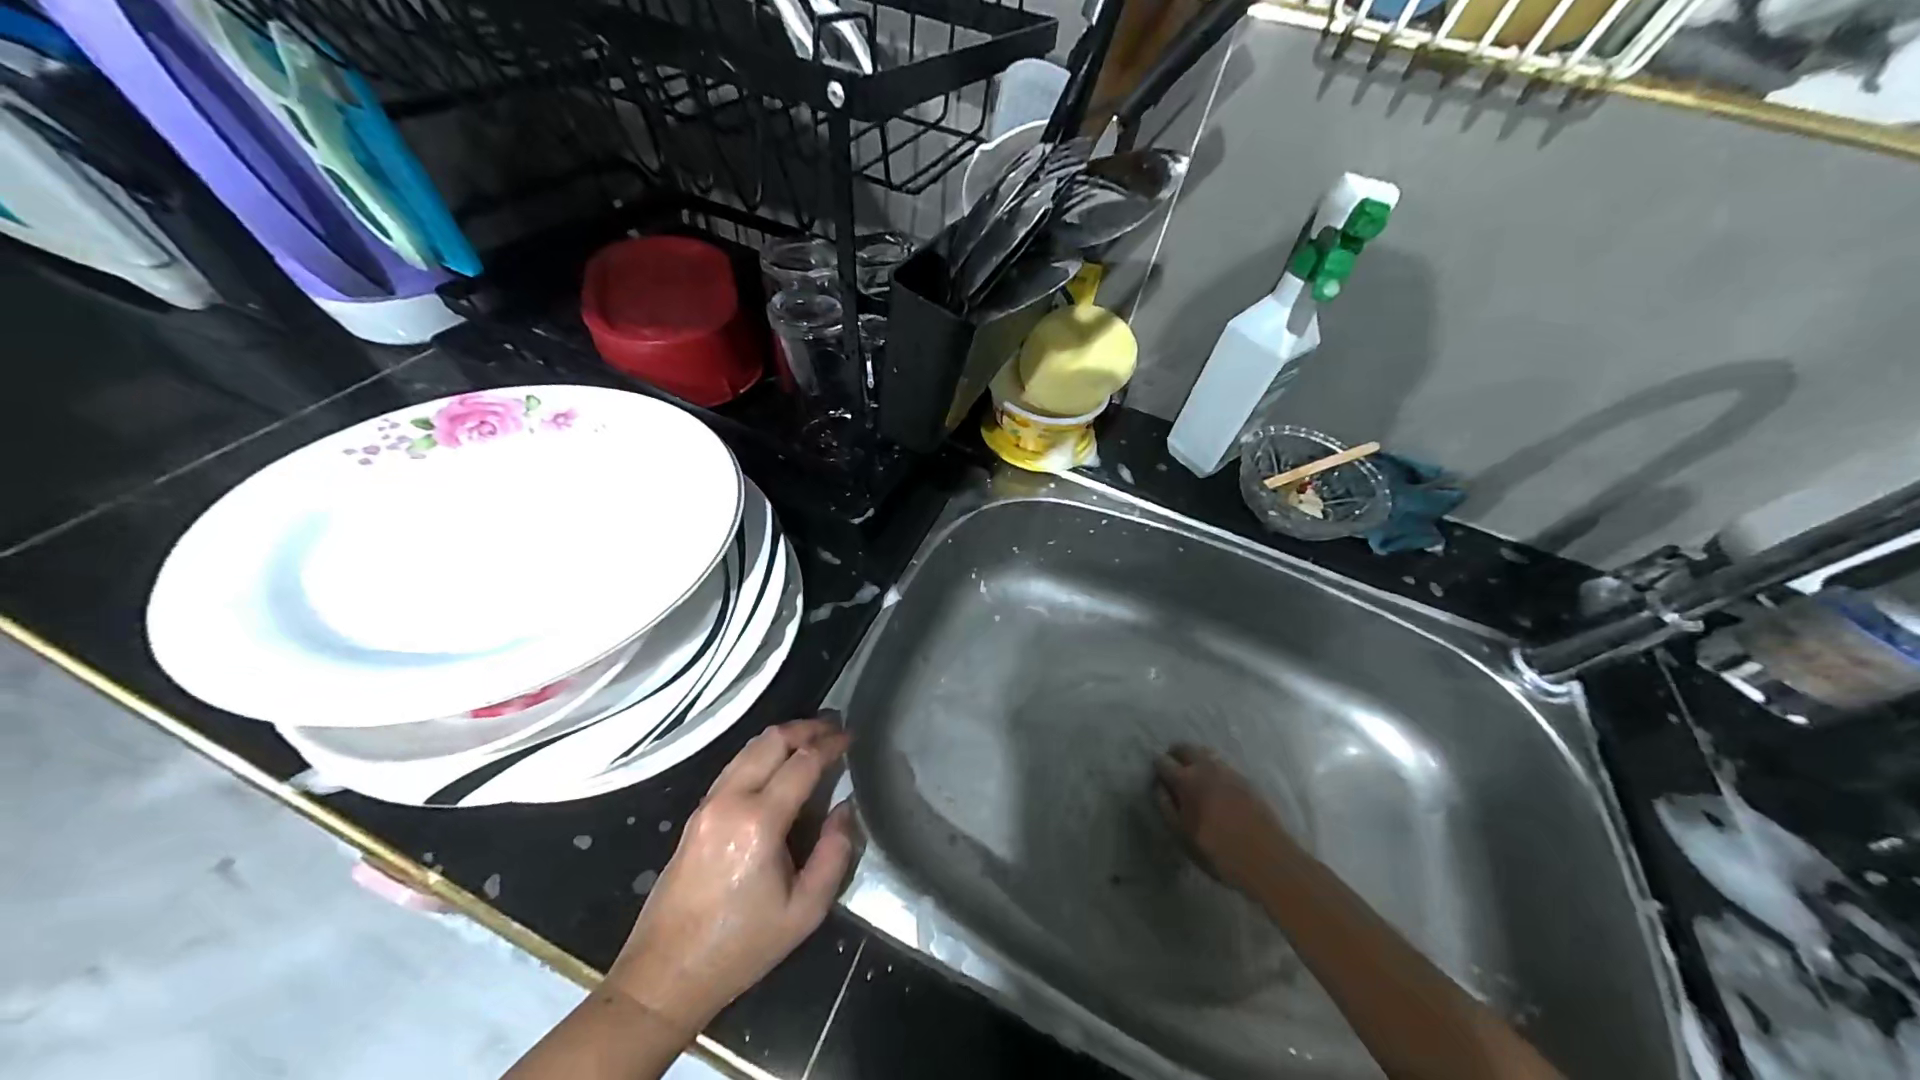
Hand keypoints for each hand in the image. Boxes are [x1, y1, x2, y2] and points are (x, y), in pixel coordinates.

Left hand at [606, 718, 857, 1033]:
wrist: (666, 974)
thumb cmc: (742, 947)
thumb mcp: (806, 911)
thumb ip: (835, 853)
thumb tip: (843, 808)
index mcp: (758, 822)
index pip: (802, 762)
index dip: (831, 744)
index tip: (852, 737)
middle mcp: (729, 800)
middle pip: (771, 740)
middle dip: (806, 728)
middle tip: (835, 729)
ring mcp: (707, 805)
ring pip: (748, 748)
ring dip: (783, 737)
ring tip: (812, 739)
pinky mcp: (696, 815)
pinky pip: (734, 767)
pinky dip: (762, 754)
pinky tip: (779, 765)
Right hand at [1153, 743, 1292, 893]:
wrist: (1267, 858)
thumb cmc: (1217, 850)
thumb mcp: (1182, 834)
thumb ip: (1166, 807)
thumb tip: (1160, 787)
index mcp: (1186, 780)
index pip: (1164, 762)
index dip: (1158, 767)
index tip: (1158, 776)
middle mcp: (1206, 767)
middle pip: (1185, 748)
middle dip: (1175, 754)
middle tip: (1173, 768)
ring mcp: (1229, 771)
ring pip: (1206, 753)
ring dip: (1195, 758)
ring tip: (1194, 774)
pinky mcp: (1246, 779)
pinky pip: (1223, 764)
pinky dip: (1213, 767)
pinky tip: (1215, 784)